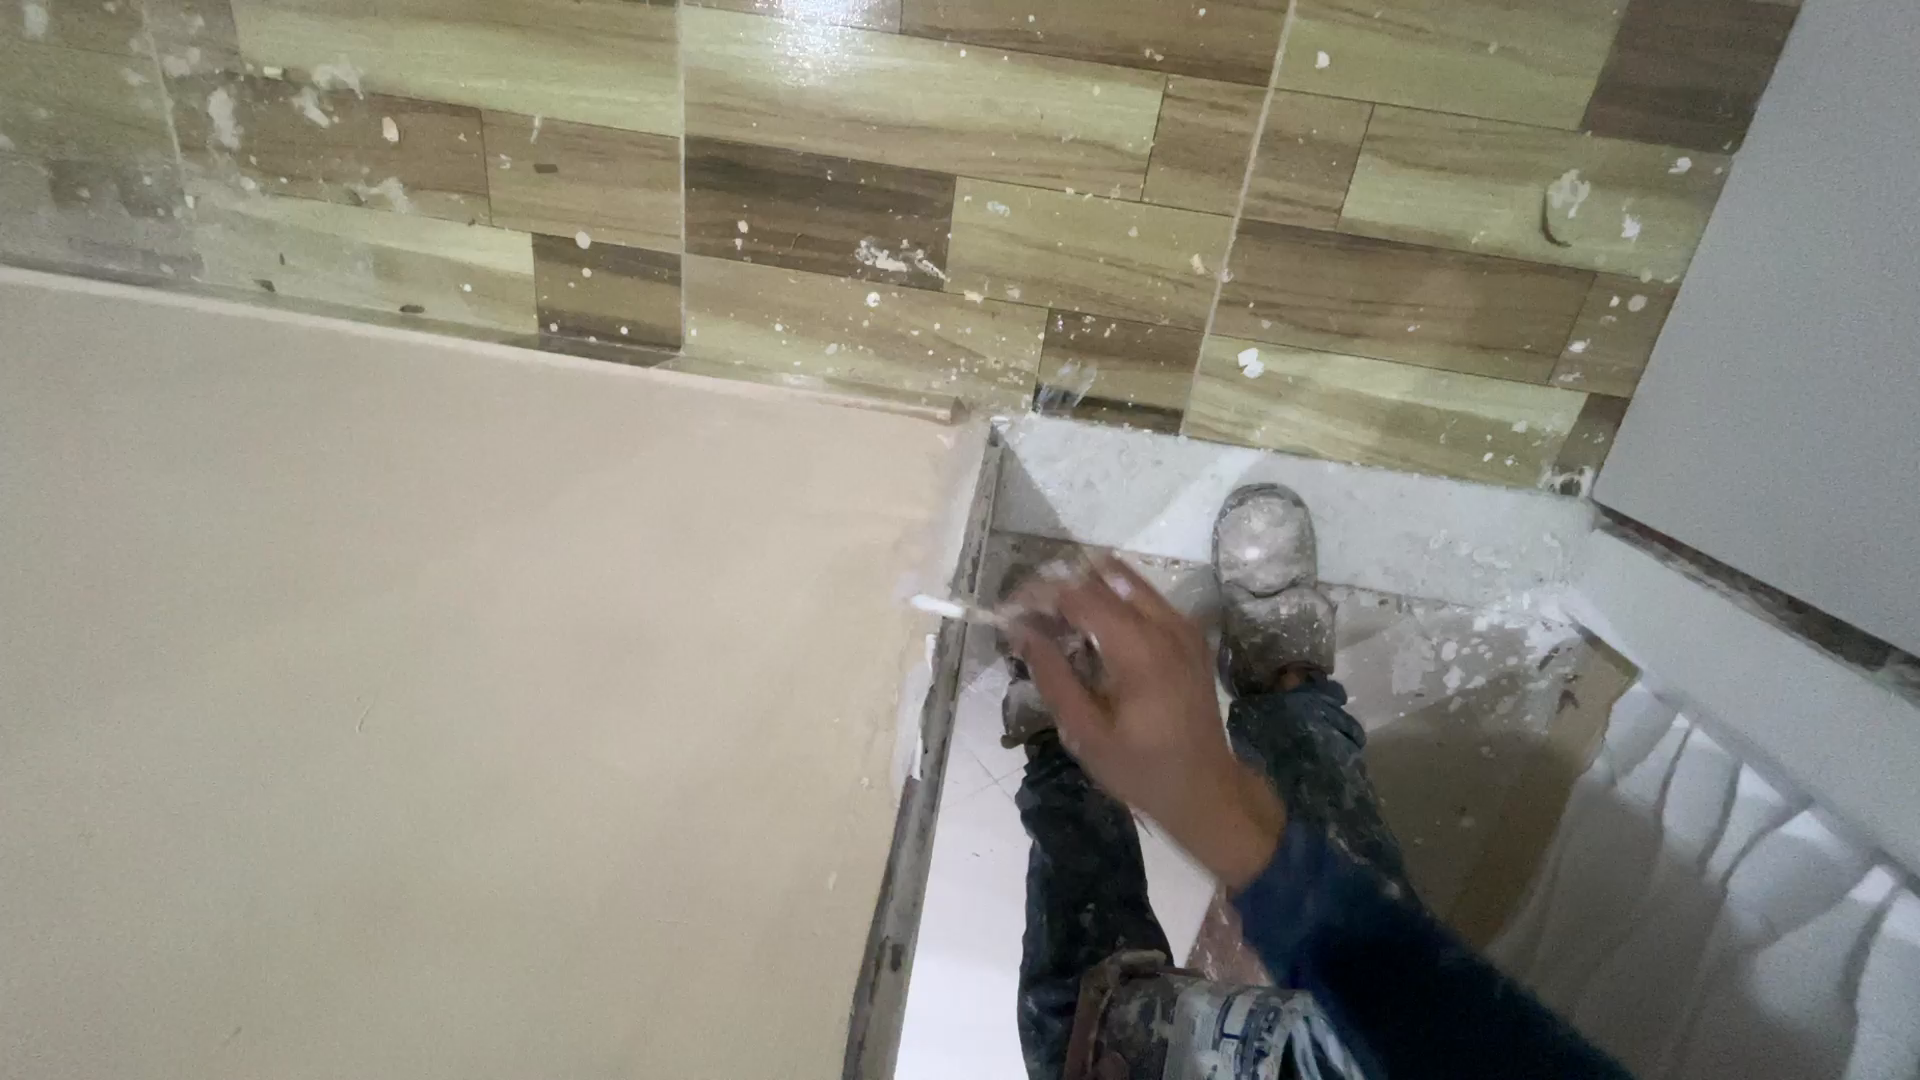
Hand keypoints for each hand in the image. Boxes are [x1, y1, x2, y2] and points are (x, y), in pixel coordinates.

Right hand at [1010, 556, 1285, 889]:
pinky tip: (1092, 630)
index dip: (1039, 594)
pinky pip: (1145, 598)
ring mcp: (1183, 626)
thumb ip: (1052, 676)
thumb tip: (1020, 631)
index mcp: (1139, 649)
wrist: (1207, 789)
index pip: (1080, 595)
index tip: (1009, 608)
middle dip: (1059, 588)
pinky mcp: (1190, 634)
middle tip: (1028, 613)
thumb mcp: (1085, 734)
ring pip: (1126, 581)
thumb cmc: (1140, 768)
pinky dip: (1113, 600)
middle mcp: (1165, 625)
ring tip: (1055, 617)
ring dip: (1086, 588)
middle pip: (1102, 579)